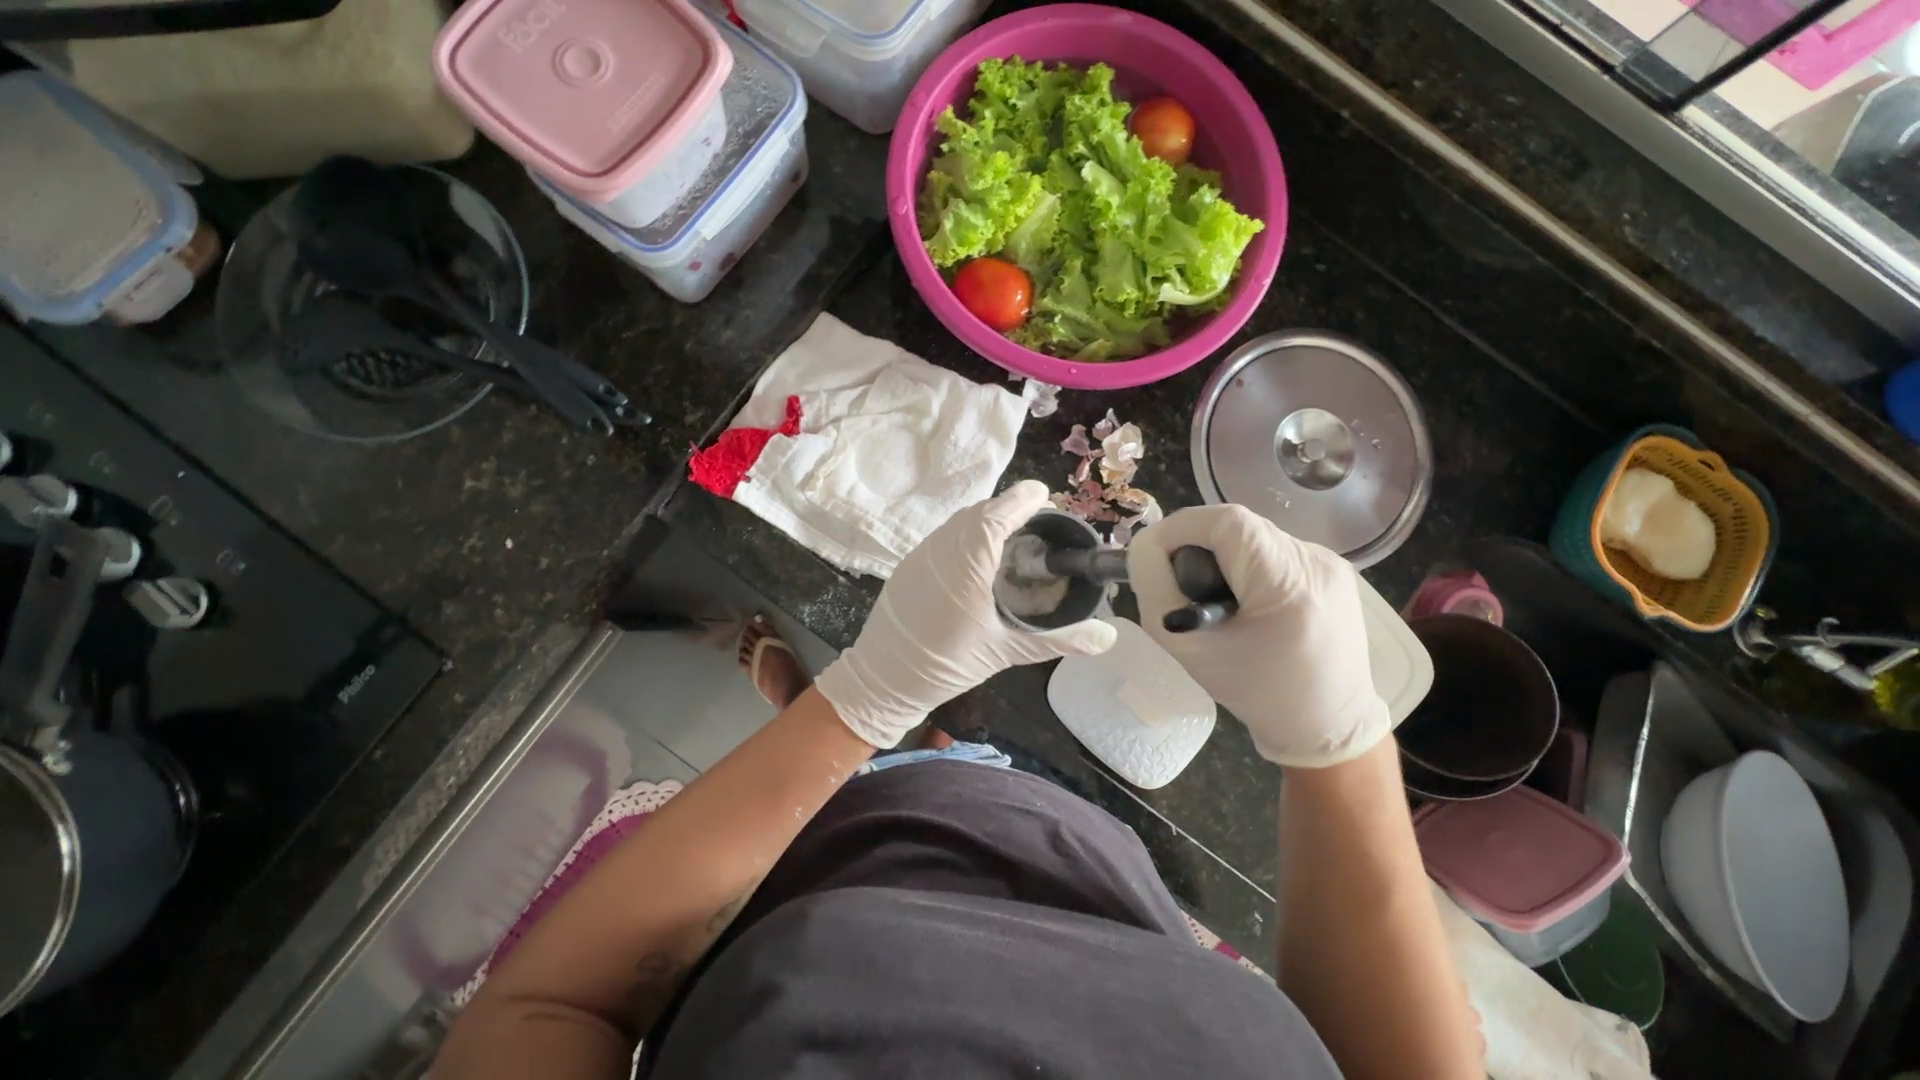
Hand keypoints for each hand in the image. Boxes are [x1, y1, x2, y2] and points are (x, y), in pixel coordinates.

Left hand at [815, 480, 1118, 747]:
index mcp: (966, 565)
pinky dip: (964, 534)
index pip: (995, 516)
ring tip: (1013, 533)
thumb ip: (1056, 641)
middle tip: (1037, 519)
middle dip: (1008, 508)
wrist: (882, 681)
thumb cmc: (944, 665)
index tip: (1044, 494)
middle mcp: (940, 551)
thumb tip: (1106, 638)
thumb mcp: (1004, 653)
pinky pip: (941, 537)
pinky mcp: (908, 566)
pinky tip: (979, 555)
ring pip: (956, 523)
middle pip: (978, 514)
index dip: (1020, 500)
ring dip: (985, 520)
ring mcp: (920, 556)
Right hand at [1126, 504, 1387, 767]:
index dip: (1179, 530)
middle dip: (1198, 549)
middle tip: (1183, 590)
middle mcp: (1314, 560)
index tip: (1156, 560)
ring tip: (1220, 604)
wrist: (1329, 724)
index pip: (1224, 522)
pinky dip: (1250, 569)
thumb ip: (1156, 590)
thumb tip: (1145, 547)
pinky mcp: (1334, 569)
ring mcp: (1328, 562)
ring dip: (1224, 559)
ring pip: (1254, 537)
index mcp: (1286, 583)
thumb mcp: (1188, 648)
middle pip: (1237, 527)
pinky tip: (1252, 607)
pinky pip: (1275, 551)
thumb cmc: (1256, 693)